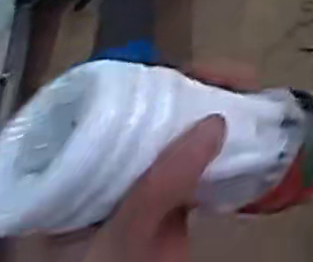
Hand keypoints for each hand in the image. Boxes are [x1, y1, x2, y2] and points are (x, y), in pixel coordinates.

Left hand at [41, 62, 254, 261]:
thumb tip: (217, 120)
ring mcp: (133, 187)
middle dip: (198, 83)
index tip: (200, 70)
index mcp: (62, 177)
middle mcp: (96, 173)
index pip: (103, 104)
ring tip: (250, 91)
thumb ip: (158, 189)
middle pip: (146, 108)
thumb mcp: (121, 242)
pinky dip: (224, 137)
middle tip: (240, 77)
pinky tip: (248, 126)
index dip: (151, 77)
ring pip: (175, 127)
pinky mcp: (166, 202)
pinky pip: (195, 156)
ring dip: (217, 103)